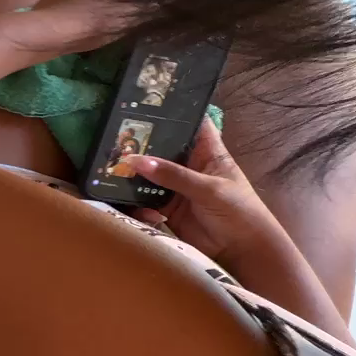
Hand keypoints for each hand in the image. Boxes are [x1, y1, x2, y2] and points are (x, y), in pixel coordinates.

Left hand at [24, 0, 143, 55]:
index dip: (134, 12)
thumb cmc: (91, 24)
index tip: (128, 27)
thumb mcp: (128, 20)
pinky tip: (72, 31)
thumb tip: (164, 5)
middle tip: (109, 32)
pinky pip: (71, 8)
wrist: (45, 31)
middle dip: (112, 11)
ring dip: (93, 15)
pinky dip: (74, 18)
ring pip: (90, 1)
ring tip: (89, 33)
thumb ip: (147, 11)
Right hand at [123, 119, 285, 264]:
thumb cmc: (239, 212)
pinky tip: (146, 214)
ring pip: (147, 176)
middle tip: (114, 145)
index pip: (194, 127)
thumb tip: (135, 160)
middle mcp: (189, 168)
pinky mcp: (164, 208)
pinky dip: (138, 206)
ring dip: (133, 179)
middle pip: (161, 151)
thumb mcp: (209, 189)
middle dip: (141, 149)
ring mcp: (175, 188)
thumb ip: (173, 175)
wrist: (241, 250)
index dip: (177, 114)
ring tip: (114, 179)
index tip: (150, 105)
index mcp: (208, 155)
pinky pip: (143, 201)